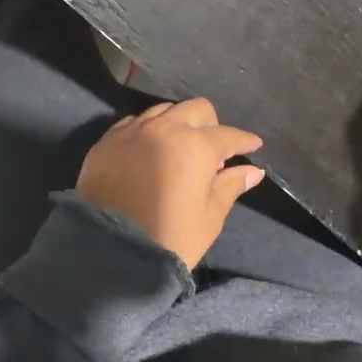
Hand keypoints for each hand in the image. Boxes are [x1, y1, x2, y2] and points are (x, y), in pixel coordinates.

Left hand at [75, 98, 265, 268]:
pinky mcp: (107, 141)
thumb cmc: (170, 239)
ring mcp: (132, 131)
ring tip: (179, 153)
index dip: (244, 141)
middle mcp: (165, 129)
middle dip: (211, 126)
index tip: (253, 145)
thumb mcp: (209, 218)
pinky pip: (135, 124)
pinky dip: (150, 133)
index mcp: (196, 147)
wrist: (109, 251)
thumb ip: (230, 187)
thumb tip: (252, 171)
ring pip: (164, 111)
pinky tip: (151, 154)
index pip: (228, 136)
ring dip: (179, 126)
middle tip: (212, 154)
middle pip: (197, 109)